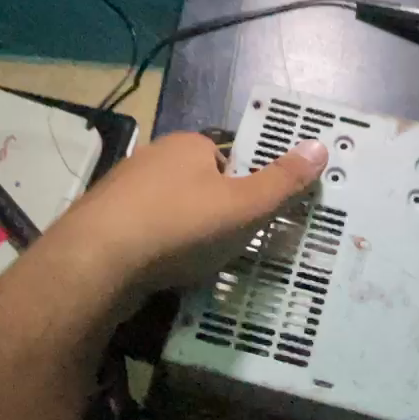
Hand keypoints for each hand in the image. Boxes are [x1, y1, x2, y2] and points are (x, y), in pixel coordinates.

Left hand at [48, 131, 328, 299]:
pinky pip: (141, 234)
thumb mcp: (245, 207)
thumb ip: (283, 181)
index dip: (241, 191)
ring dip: (182, 236)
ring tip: (193, 267)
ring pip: (167, 212)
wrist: (98, 262)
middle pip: (197, 186)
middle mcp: (152, 157)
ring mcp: (122, 190)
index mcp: (188, 145)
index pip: (227, 160)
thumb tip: (320, 146)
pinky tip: (160, 274)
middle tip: (224, 249)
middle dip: (211, 215)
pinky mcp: (101, 222)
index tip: (246, 224)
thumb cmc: (181, 226)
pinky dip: (155, 251)